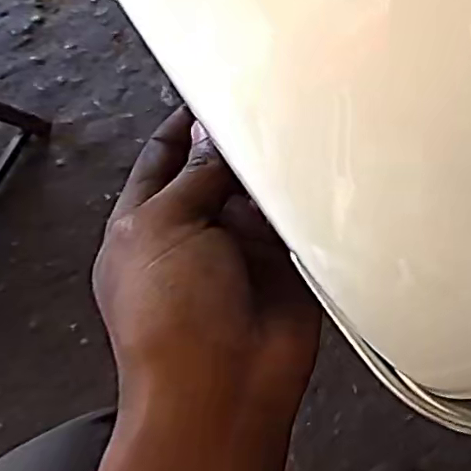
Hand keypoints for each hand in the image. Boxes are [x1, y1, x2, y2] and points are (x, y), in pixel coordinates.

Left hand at [94, 107, 321, 419]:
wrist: (226, 384)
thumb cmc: (170, 317)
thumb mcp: (160, 232)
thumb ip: (192, 176)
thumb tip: (213, 131)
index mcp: (149, 220)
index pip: (168, 154)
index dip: (189, 121)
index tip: (218, 86)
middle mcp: (199, 225)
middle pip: (223, 164)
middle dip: (244, 138)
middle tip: (274, 98)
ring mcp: (245, 239)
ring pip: (265, 184)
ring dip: (278, 164)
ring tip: (302, 122)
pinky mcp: (288, 251)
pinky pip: (299, 209)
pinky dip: (307, 191)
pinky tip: (321, 164)